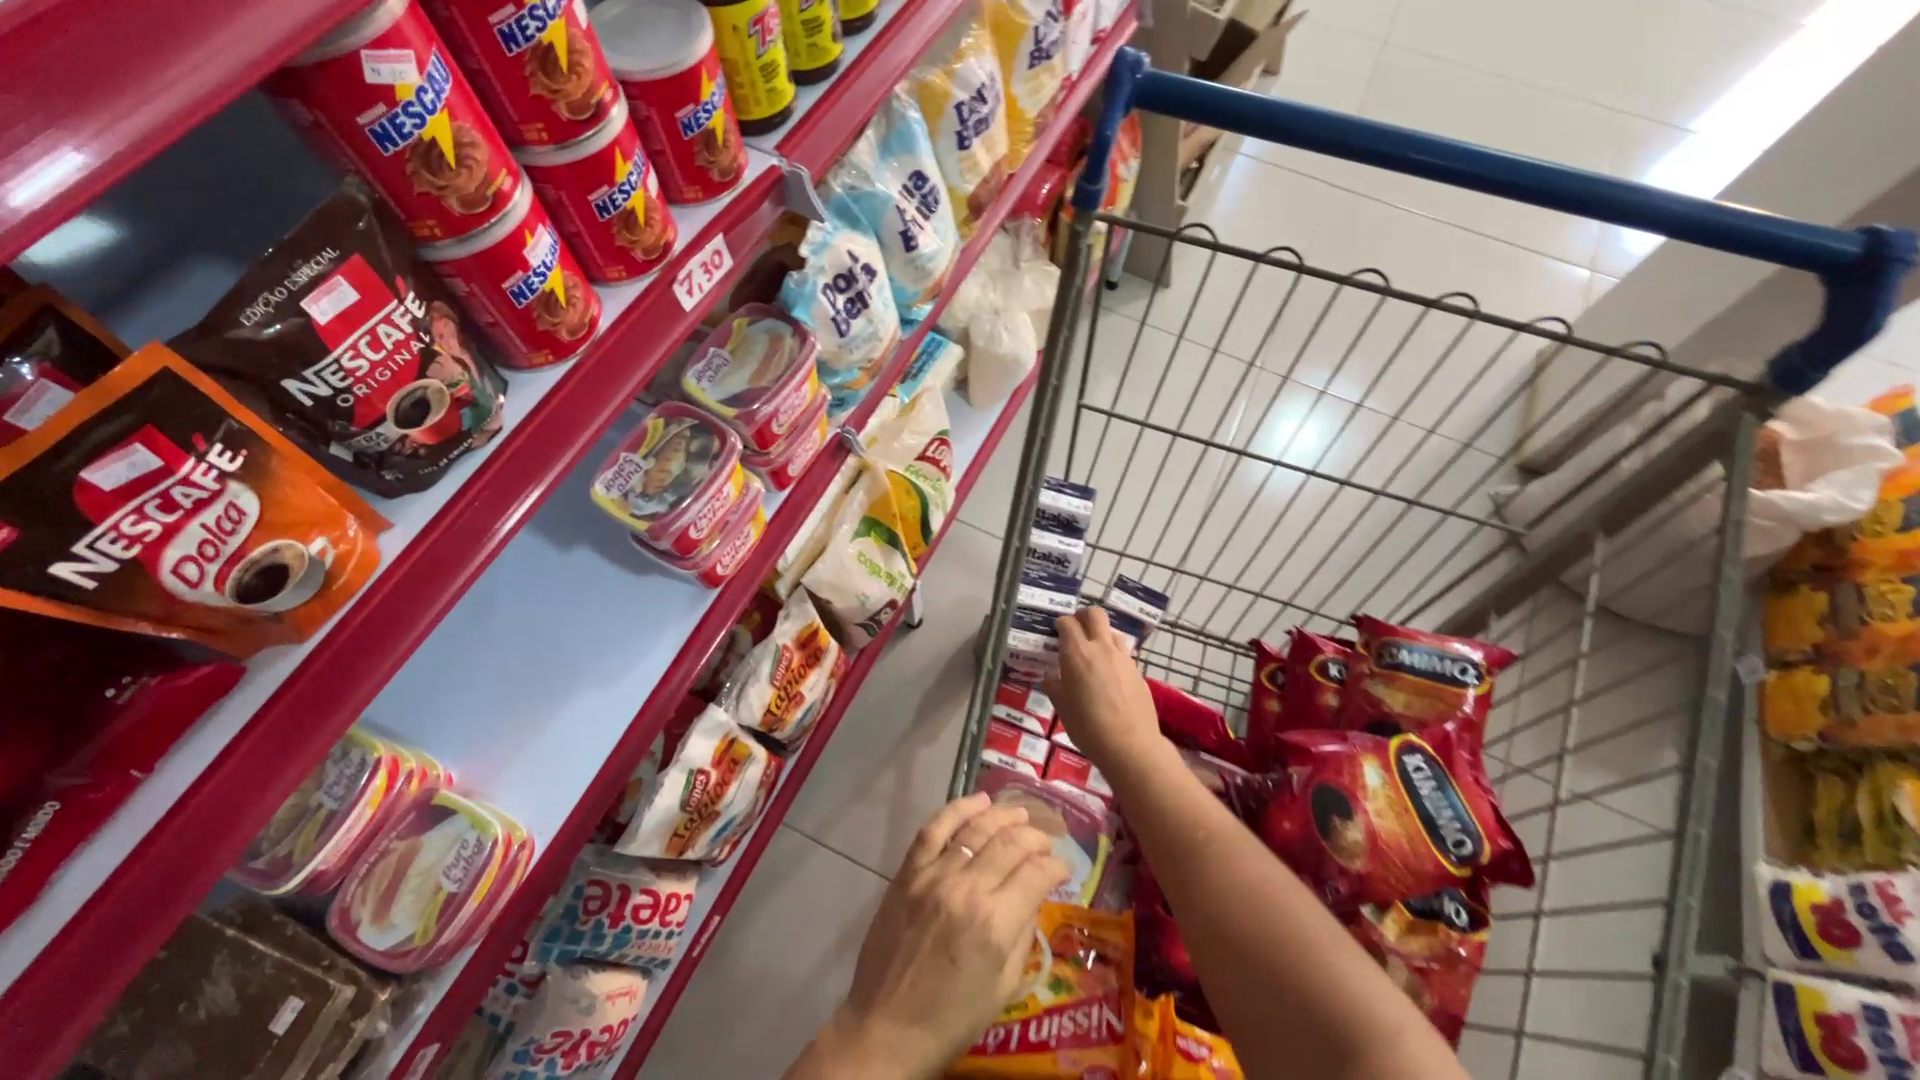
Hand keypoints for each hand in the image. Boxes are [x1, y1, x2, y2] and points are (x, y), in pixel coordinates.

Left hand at [832, 794, 1068, 1077]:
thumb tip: (1034, 896)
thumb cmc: (952, 1018)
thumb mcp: (1004, 986)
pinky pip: (933, 830)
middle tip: (1046, 841)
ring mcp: (933, 877)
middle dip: (1036, 837)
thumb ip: (1023, 934)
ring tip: (1020, 813)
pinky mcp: (907, 875)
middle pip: (1011, 843)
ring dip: (1003, 815)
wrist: (886, 1028)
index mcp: (996, 923)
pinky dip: (957, 810)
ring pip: (975, 829)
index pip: (1037, 873)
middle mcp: (967, 890)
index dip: (1057, 866)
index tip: (1062, 870)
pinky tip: (977, 801)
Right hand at [1045, 606, 1166, 772]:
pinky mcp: (1138, 671)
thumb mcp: (1062, 708)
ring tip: (1093, 652)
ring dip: (1101, 635)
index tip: (1055, 632)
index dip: (1060, 624)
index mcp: (1077, 653)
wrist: (1130, 745)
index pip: (1067, 623)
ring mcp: (1123, 658)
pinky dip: (1114, 655)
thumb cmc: (1088, 727)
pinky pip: (1124, 653)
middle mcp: (1102, 648)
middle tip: (1075, 629)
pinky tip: (1109, 674)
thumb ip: (1055, 686)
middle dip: (1082, 616)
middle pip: (1095, 614)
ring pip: (1112, 632)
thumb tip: (1052, 676)